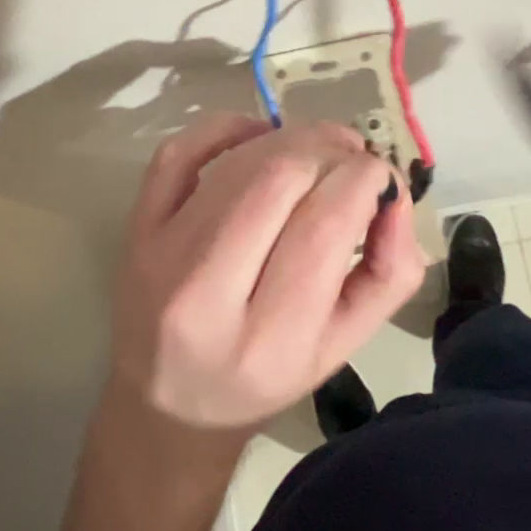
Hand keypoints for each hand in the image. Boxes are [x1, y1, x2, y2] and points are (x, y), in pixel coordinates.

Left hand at [108, 114, 424, 433]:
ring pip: (238, 163)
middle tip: (353, 160)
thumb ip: (389, 274)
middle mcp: (206, 297)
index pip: (326, 227)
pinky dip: (227, 128)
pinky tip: (262, 137)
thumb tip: (394, 196)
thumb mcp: (343, 346)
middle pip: (280, 180)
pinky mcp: (136, 228)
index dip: (366, 181)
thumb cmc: (265, 378)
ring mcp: (161, 255)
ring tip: (321, 150)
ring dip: (293, 139)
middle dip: (332, 152)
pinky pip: (179, 152)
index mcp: (270, 341)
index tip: (382, 179)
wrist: (169, 402)